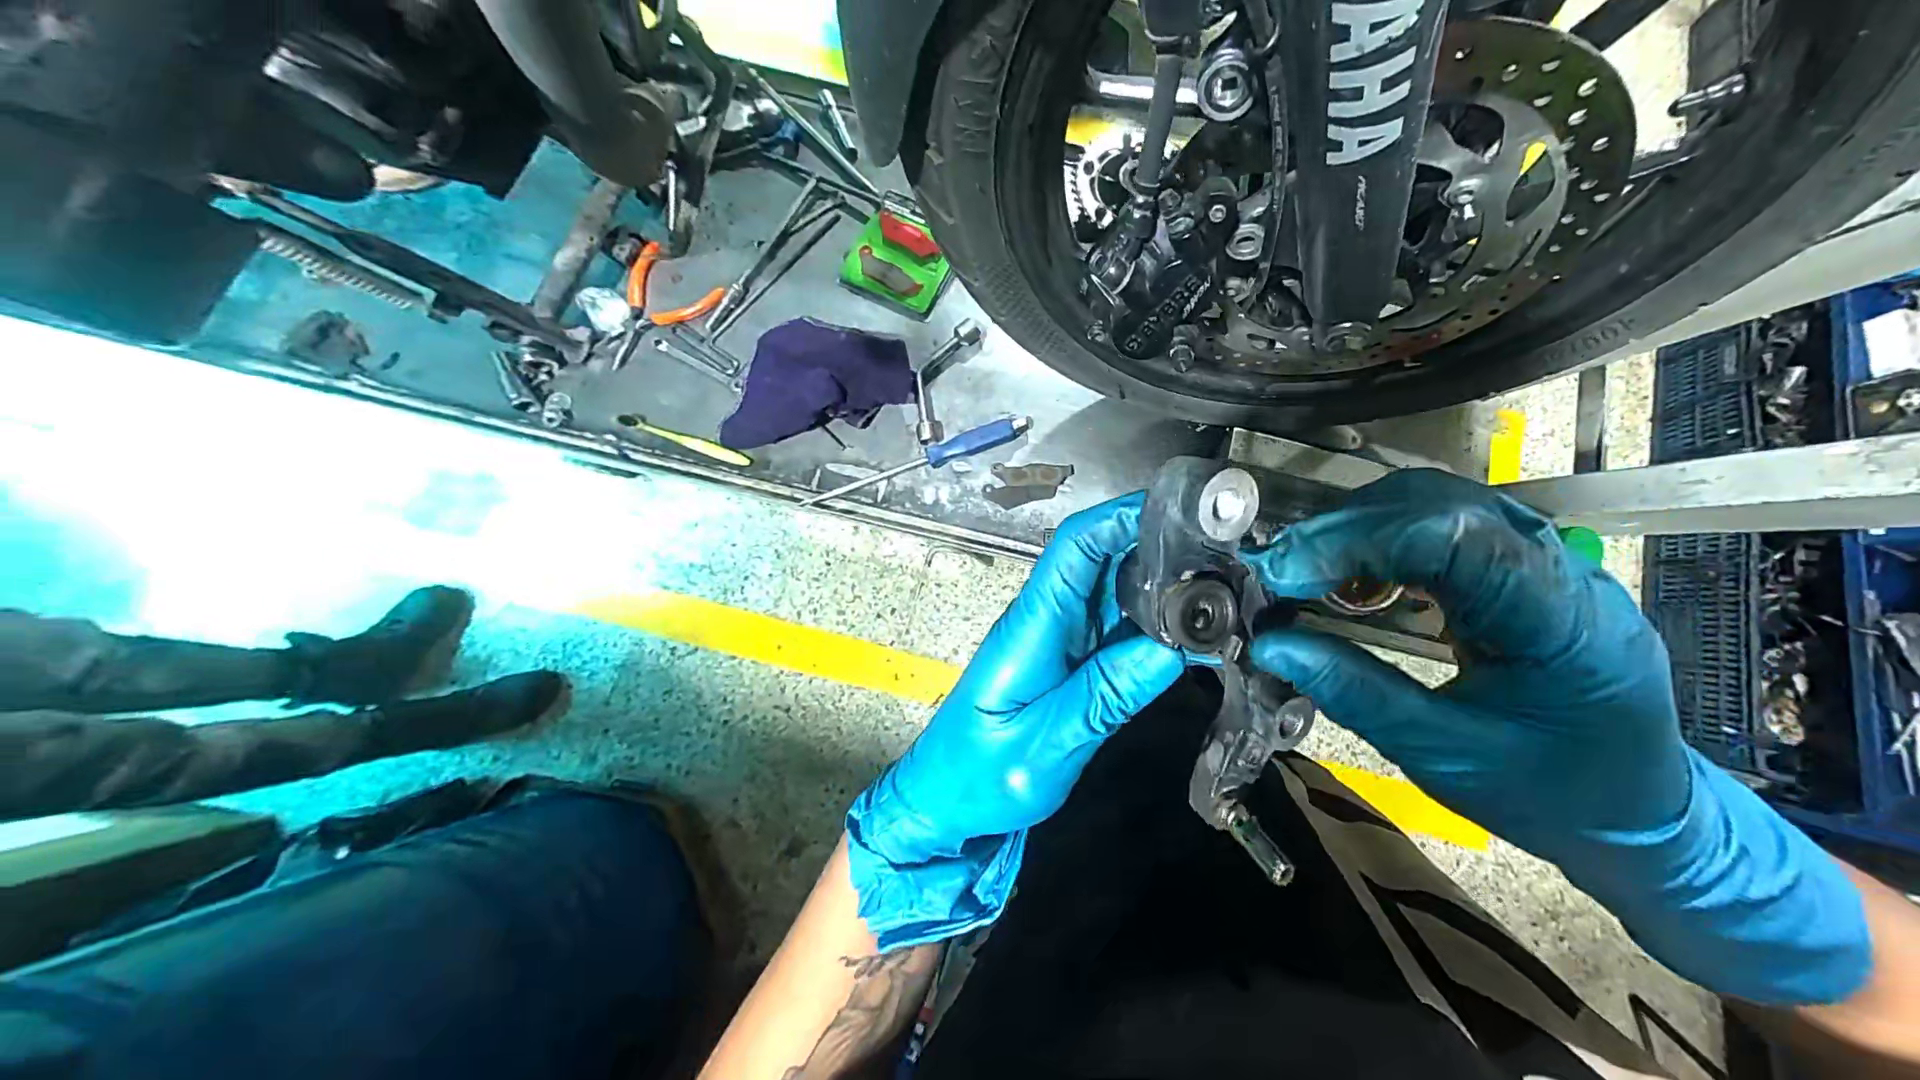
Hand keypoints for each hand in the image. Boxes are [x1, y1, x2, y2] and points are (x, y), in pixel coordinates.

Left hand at [846, 493, 1183, 948]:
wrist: (948, 806)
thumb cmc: (979, 778)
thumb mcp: (1042, 747)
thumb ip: (1102, 698)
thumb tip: (1166, 651)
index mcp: (1031, 627)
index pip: (1073, 548)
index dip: (1120, 518)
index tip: (1176, 510)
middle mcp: (1046, 623)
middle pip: (1100, 560)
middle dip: (1154, 543)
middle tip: (1220, 549)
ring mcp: (1060, 642)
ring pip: (1113, 592)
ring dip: (1160, 581)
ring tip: (1220, 583)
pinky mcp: (1070, 665)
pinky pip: (1115, 630)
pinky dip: (1151, 622)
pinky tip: (1189, 630)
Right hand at [1245, 469, 1869, 1004]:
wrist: (1642, 815)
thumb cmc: (1552, 795)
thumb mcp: (1443, 754)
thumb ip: (1354, 692)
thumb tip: (1268, 645)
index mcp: (1561, 621)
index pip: (1452, 538)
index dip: (1356, 542)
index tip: (1282, 571)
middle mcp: (1561, 569)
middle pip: (1439, 503)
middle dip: (1345, 530)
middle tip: (1278, 570)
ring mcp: (1545, 560)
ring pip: (1436, 502)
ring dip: (1358, 529)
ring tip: (1305, 572)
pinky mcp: (1519, 566)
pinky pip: (1440, 526)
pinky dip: (1381, 541)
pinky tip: (1351, 576)